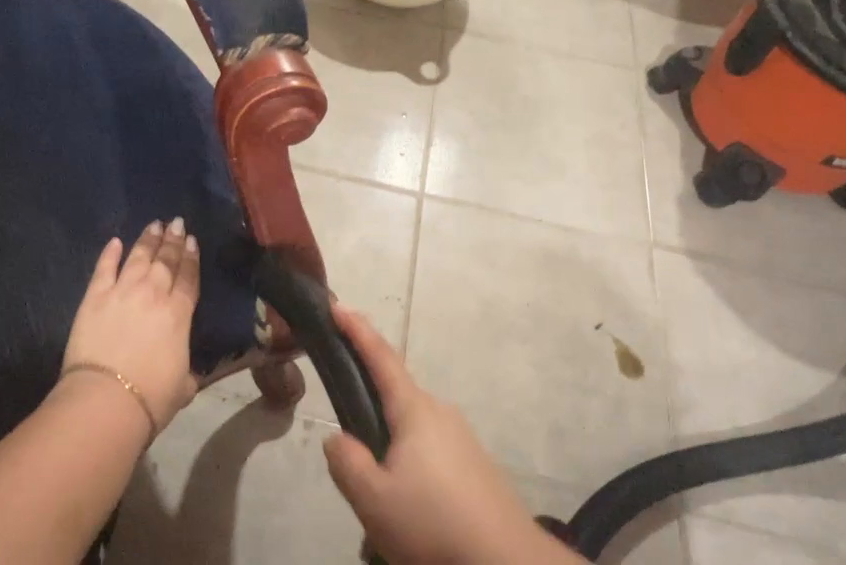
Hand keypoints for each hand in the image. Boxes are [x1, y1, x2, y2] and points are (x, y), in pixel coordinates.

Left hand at [59, 219, 201, 432]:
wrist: (106, 400)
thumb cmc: (151, 398)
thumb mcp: (183, 386)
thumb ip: (188, 373)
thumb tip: (190, 374)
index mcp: (179, 314)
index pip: (189, 278)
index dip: (191, 258)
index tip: (193, 240)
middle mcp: (153, 294)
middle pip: (166, 262)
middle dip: (173, 241)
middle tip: (177, 223)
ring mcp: (122, 292)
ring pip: (138, 257)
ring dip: (148, 239)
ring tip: (155, 224)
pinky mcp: (94, 297)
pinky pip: (104, 268)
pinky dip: (110, 253)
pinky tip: (115, 242)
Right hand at [322, 304, 575, 564]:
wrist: (508, 563)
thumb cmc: (434, 523)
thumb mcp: (373, 499)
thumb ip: (346, 462)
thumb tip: (338, 439)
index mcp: (414, 410)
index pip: (381, 358)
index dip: (357, 331)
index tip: (337, 306)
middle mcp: (441, 414)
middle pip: (393, 406)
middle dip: (369, 427)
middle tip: (354, 470)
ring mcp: (463, 441)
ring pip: (411, 440)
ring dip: (391, 465)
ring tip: (382, 515)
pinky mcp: (476, 468)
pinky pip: (431, 462)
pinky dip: (413, 482)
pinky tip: (412, 520)